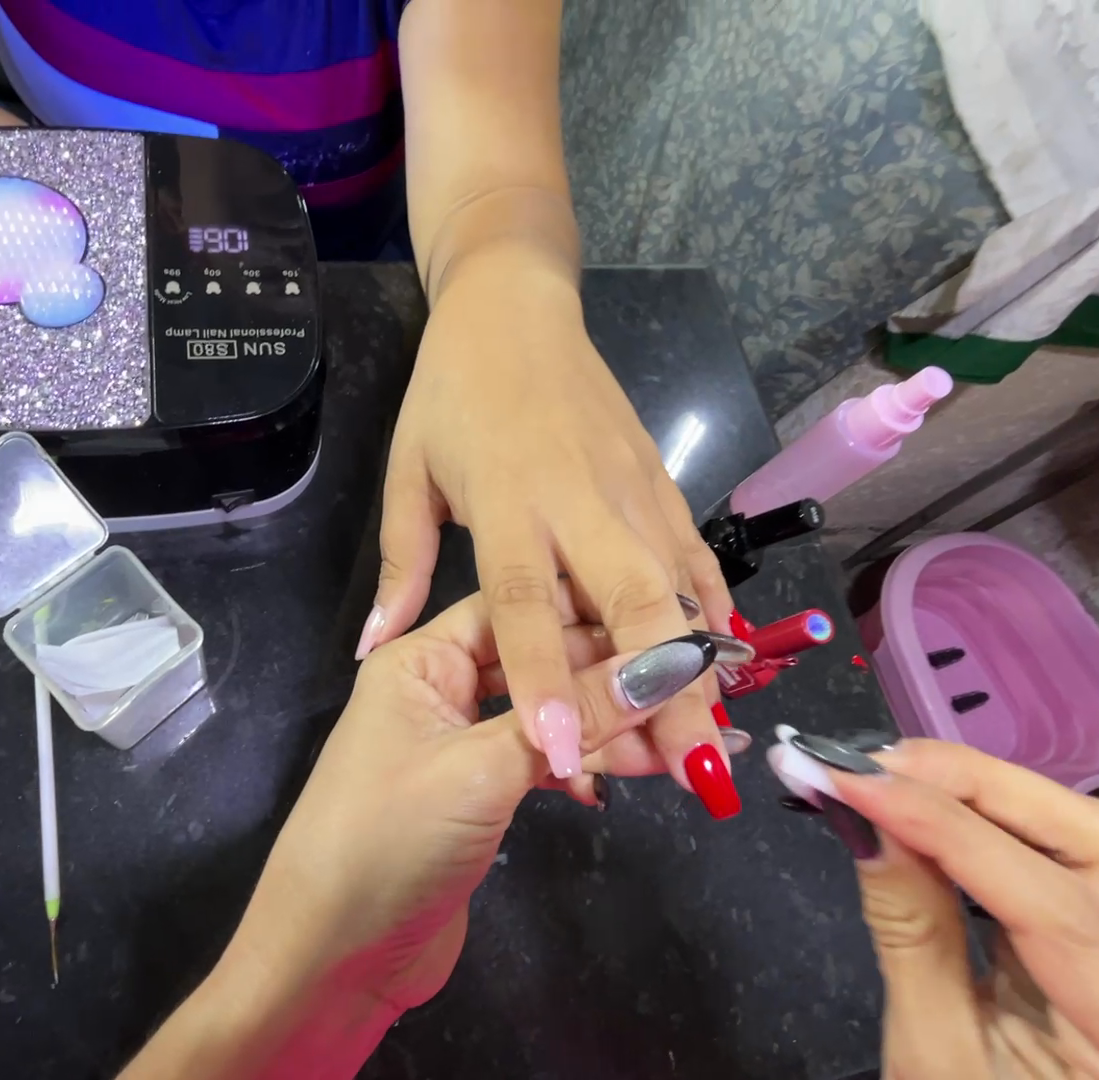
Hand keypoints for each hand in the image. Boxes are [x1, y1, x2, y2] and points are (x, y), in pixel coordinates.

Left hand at [239, 595, 717, 1013]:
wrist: (336, 957)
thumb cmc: (392, 837)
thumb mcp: (485, 767)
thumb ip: (575, 717)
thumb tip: (670, 666)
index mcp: (424, 656)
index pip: (519, 610)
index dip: (595, 615)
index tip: (675, 627)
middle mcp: (442, 686)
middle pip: (541, 664)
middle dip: (615, 682)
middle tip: (700, 697)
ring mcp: (461, 741)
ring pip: (549, 716)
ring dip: (610, 732)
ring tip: (688, 751)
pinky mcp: (479, 791)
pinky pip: (542, 760)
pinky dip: (581, 767)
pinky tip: (623, 779)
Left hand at [363, 244, 738, 813]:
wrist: (513, 307)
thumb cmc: (449, 393)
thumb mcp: (405, 472)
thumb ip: (400, 564)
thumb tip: (371, 643)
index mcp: (506, 502)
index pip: (526, 605)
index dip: (543, 681)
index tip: (563, 754)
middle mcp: (578, 500)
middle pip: (631, 601)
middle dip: (665, 688)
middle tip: (694, 770)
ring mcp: (629, 486)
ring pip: (677, 582)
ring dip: (702, 662)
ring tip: (720, 735)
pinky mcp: (657, 475)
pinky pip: (691, 550)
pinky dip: (712, 604)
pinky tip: (727, 656)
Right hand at [787, 738, 1098, 1079]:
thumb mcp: (934, 1059)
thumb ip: (908, 934)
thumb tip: (863, 817)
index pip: (1056, 907)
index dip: (942, 824)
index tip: (845, 774)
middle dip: (977, 786)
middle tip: (875, 761)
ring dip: (986, 794)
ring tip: (894, 774)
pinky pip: (1088, 868)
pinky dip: (1002, 827)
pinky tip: (938, 807)